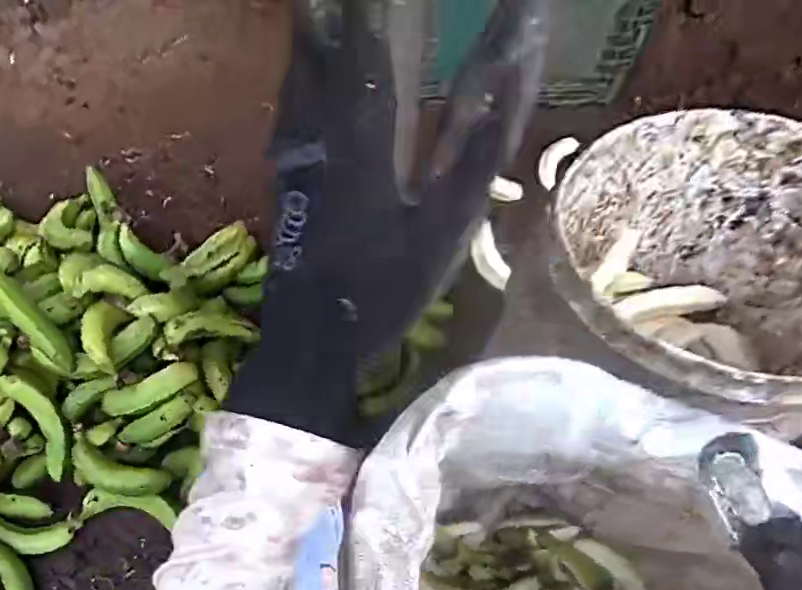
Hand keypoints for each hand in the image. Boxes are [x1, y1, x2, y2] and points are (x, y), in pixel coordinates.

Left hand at [224, 0, 545, 447]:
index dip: (379, 10)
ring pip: (301, 88)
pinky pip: (289, 122)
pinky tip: (298, 78)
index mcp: (368, 148)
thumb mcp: (444, 230)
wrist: (308, 344)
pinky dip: (295, 87)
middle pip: (327, 59)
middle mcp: (324, 145)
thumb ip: (480, 145)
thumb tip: (517, 65)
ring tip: (315, 9)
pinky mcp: (284, 191)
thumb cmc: (381, 295)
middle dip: (333, 14)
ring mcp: (297, 169)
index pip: (375, 53)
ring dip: (310, 41)